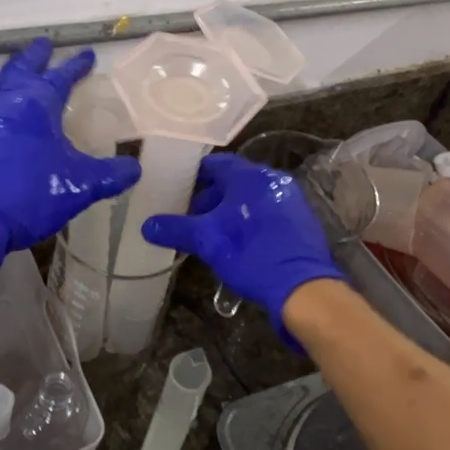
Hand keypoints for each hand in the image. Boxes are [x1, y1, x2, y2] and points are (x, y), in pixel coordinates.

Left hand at [0, 39, 141, 263]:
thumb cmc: (30, 194)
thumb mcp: (79, 186)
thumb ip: (109, 175)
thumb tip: (135, 168)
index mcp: (37, 105)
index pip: (60, 76)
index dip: (76, 66)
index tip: (87, 54)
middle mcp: (9, 103)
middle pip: (22, 69)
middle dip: (36, 56)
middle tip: (44, 44)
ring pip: (1, 83)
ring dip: (14, 71)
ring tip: (22, 68)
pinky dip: (2, 93)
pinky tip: (8, 107)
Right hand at [140, 153, 344, 337]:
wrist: (302, 286)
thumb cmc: (250, 253)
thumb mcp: (207, 241)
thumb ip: (177, 229)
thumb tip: (147, 226)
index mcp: (249, 175)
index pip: (216, 163)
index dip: (195, 174)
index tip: (178, 186)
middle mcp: (271, 179)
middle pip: (234, 180)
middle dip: (211, 196)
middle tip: (191, 215)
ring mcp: (289, 198)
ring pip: (251, 197)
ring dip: (230, 209)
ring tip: (212, 232)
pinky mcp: (300, 220)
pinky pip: (267, 211)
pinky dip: (250, 219)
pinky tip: (239, 242)